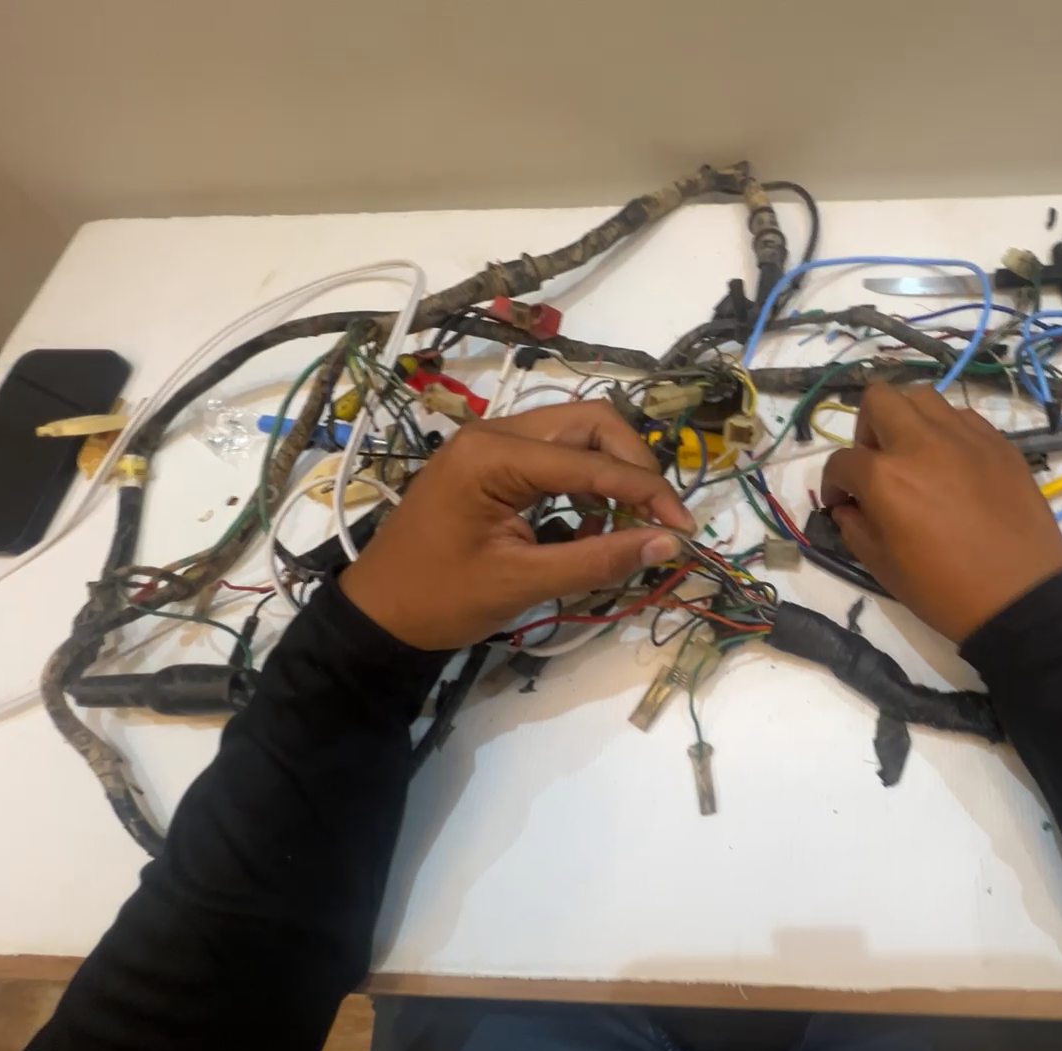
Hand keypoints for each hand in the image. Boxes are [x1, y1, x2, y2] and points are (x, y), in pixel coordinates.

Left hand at [341, 401, 692, 648]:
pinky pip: (561, 456)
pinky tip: (590, 525)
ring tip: (625, 527)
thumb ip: (599, 558)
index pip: (593, 460)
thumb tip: (669, 543)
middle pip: (592, 423)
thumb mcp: (523, 582)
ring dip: (614, 474)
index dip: (647, 493)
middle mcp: (497, 433)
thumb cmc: (440, 600)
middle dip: (635, 467)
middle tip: (656, 517)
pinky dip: (589, 484)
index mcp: (494, 455)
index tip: (684, 530)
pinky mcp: (498, 463)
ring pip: (581, 435)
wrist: (377, 615)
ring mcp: (495, 444)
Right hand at [820, 383, 1061, 642]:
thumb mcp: (881, 566)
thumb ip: (854, 526)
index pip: (841, 461)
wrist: (1020, 596)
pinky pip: (961, 417)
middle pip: (878, 399)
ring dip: (906, 420)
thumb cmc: (943, 589)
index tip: (840, 502)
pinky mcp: (998, 441)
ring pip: (922, 397)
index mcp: (885, 476)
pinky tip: (951, 465)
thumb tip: (849, 505)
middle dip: (865, 430)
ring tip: (913, 456)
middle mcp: (921, 442)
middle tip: (874, 465)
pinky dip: (945, 432)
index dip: (832, 484)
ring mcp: (964, 436)